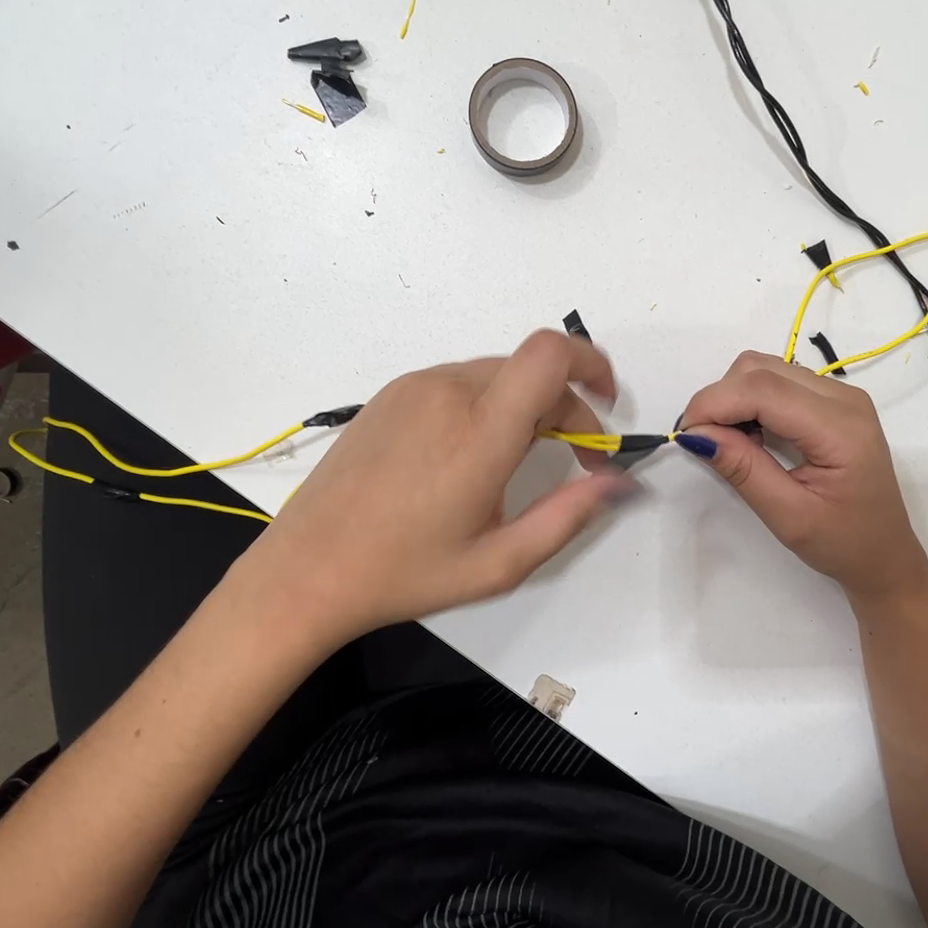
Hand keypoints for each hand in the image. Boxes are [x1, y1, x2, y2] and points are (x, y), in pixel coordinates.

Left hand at [228, 331, 629, 646]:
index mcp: (479, 432)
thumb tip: (622, 483)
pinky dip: (487, 404)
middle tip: (575, 461)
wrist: (305, 569)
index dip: (593, 364)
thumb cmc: (406, 573)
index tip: (606, 404)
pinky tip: (470, 455)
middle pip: (532, 368)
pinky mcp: (391, 394)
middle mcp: (448, 392)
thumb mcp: (500, 562)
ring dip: (527, 406)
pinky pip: (460, 381)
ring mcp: (414, 387)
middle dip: (567, 406)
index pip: (550, 354)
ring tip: (518, 463)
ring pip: (497, 373)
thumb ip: (569, 516)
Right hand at [679, 351, 927, 603]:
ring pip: (765, 368)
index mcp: (841, 428)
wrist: (886, 555)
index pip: (763, 390)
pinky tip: (750, 436)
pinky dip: (750, 400)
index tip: (685, 435)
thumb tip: (696, 434)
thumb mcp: (788, 516)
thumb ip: (743, 469)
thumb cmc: (843, 543)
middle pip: (760, 369)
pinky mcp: (831, 400)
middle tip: (706, 443)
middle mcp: (843, 398)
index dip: (714, 403)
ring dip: (734, 397)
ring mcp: (840, 395)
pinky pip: (778, 381)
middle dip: (720, 399)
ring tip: (731, 443)